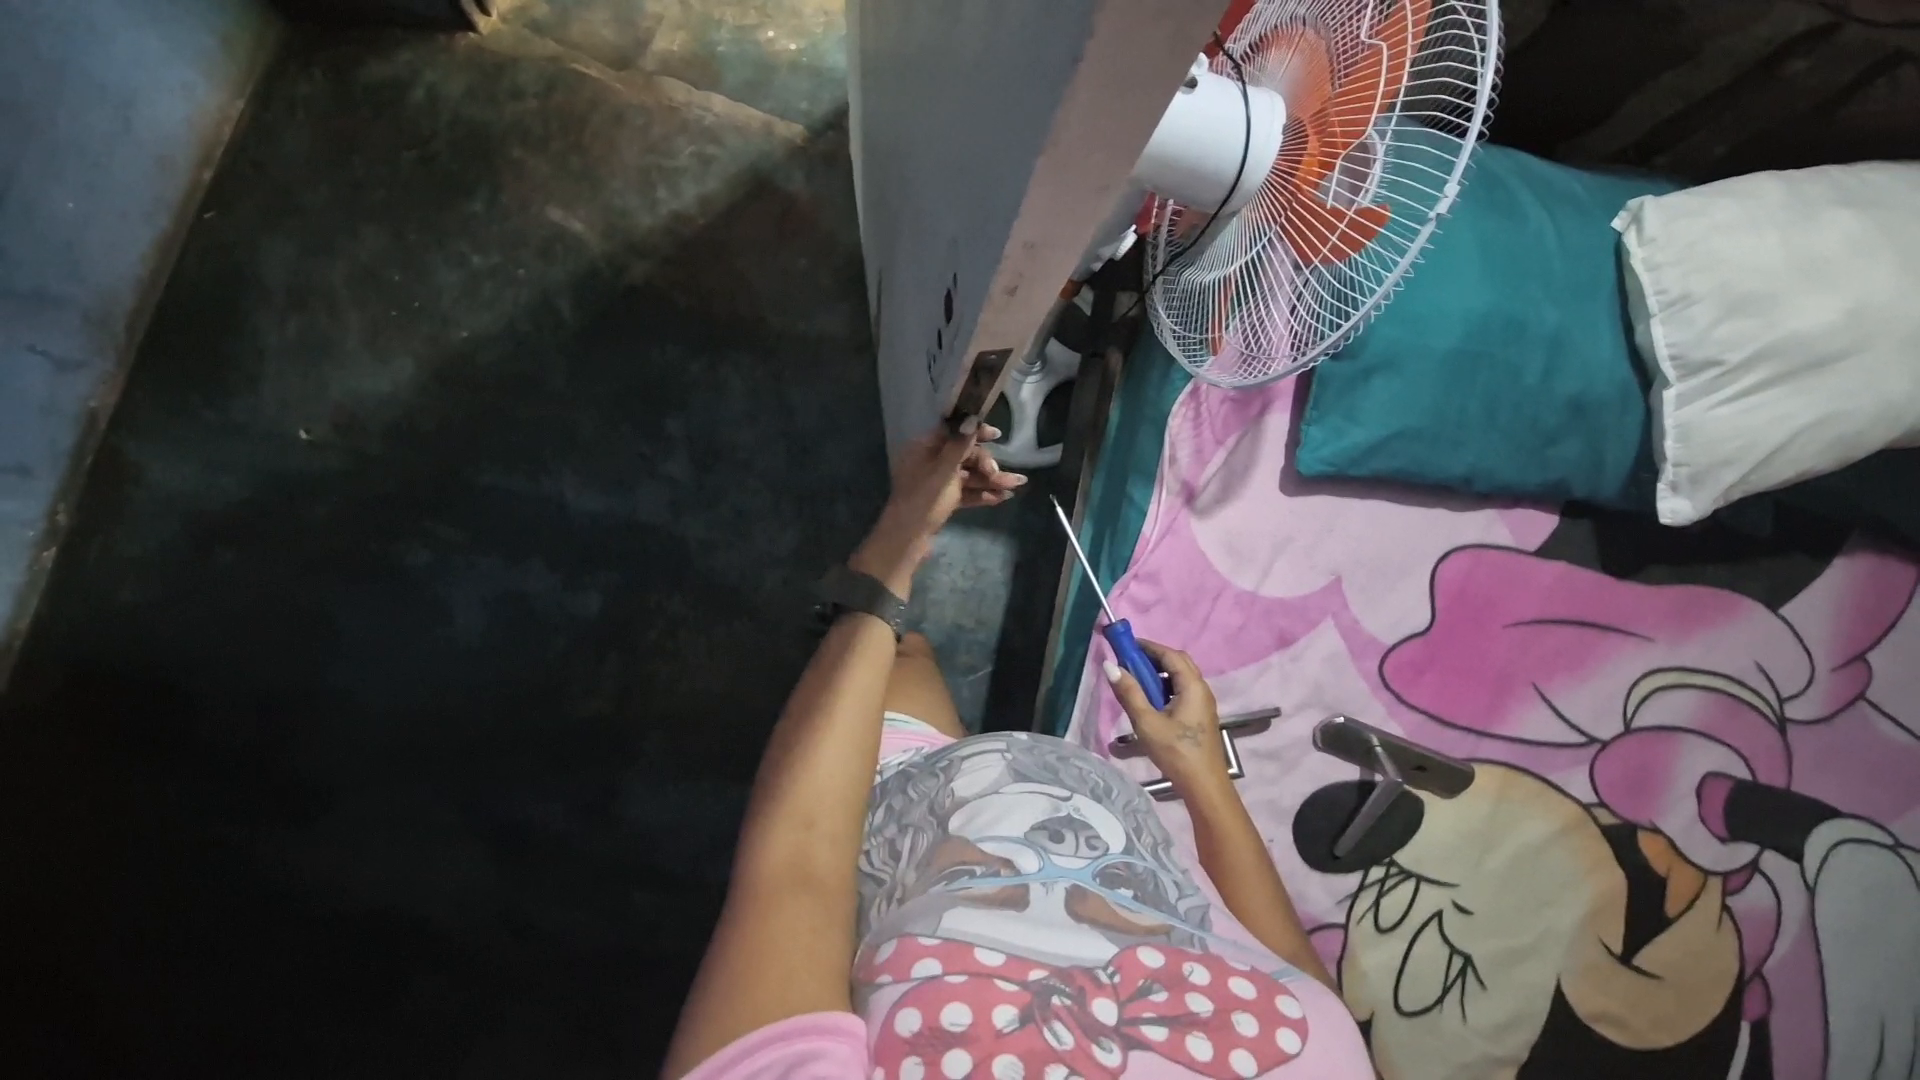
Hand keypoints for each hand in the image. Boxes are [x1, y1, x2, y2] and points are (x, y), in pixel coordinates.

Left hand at [851, 417, 1026, 595]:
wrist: (907, 539)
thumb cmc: (924, 499)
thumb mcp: (944, 470)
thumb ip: (960, 444)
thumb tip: (972, 416)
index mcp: (924, 448)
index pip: (953, 432)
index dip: (975, 432)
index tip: (997, 435)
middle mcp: (929, 462)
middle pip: (964, 456)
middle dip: (986, 463)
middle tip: (997, 473)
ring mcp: (937, 483)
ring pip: (968, 476)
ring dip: (991, 480)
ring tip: (1017, 485)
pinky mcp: (943, 501)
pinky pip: (966, 492)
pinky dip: (982, 494)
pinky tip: (1003, 498)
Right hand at [1106, 641, 1227, 793]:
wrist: (1204, 785)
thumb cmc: (1175, 752)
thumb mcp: (1147, 722)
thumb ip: (1129, 693)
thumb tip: (1110, 666)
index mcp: (1192, 686)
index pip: (1170, 654)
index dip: (1148, 646)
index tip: (1125, 645)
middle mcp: (1201, 689)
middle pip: (1179, 662)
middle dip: (1154, 657)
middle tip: (1130, 661)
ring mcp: (1203, 703)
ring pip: (1181, 677)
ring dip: (1159, 673)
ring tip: (1136, 680)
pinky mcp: (1200, 715)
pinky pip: (1182, 690)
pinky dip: (1165, 687)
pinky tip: (1150, 700)